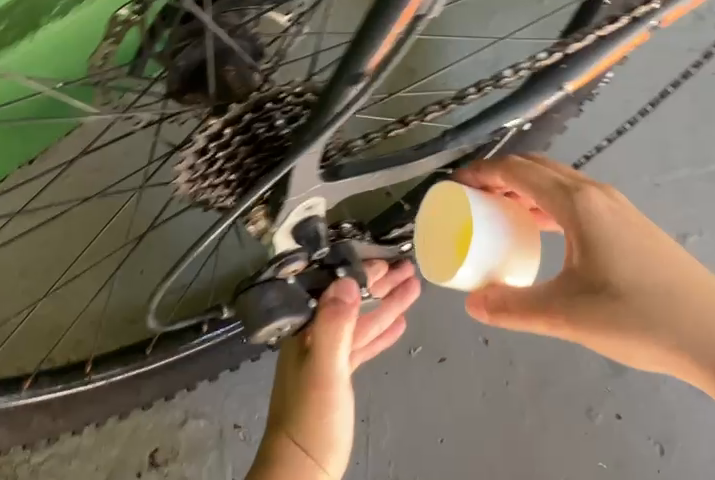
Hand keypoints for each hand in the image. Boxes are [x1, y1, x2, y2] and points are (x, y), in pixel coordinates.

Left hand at [252, 260, 420, 479]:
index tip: (387, 257)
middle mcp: (314, 335)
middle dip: (379, 284)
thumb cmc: (311, 417)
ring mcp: (325, 356)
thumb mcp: (325, 368)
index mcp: (305, 327)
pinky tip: (399, 325)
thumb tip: (346, 281)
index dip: (361, 270)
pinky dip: (379, 334)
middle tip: (408, 267)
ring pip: (360, 322)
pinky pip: (361, 345)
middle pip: (350, 301)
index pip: (335, 287)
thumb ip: (334, 324)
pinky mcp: (336, 376)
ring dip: (385, 305)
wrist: (301, 469)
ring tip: (413, 288)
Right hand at [452, 155, 714, 382]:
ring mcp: (619, 209)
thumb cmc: (640, 317)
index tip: (454, 185)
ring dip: (526, 190)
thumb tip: (472, 305)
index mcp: (578, 203)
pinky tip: (544, 234)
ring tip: (500, 214)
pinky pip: (578, 200)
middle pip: (538, 169)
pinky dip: (549, 204)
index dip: (482, 173)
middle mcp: (598, 195)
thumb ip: (513, 307)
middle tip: (471, 198)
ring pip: (560, 183)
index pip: (517, 171)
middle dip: (500, 177)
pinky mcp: (633, 227)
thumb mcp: (567, 315)